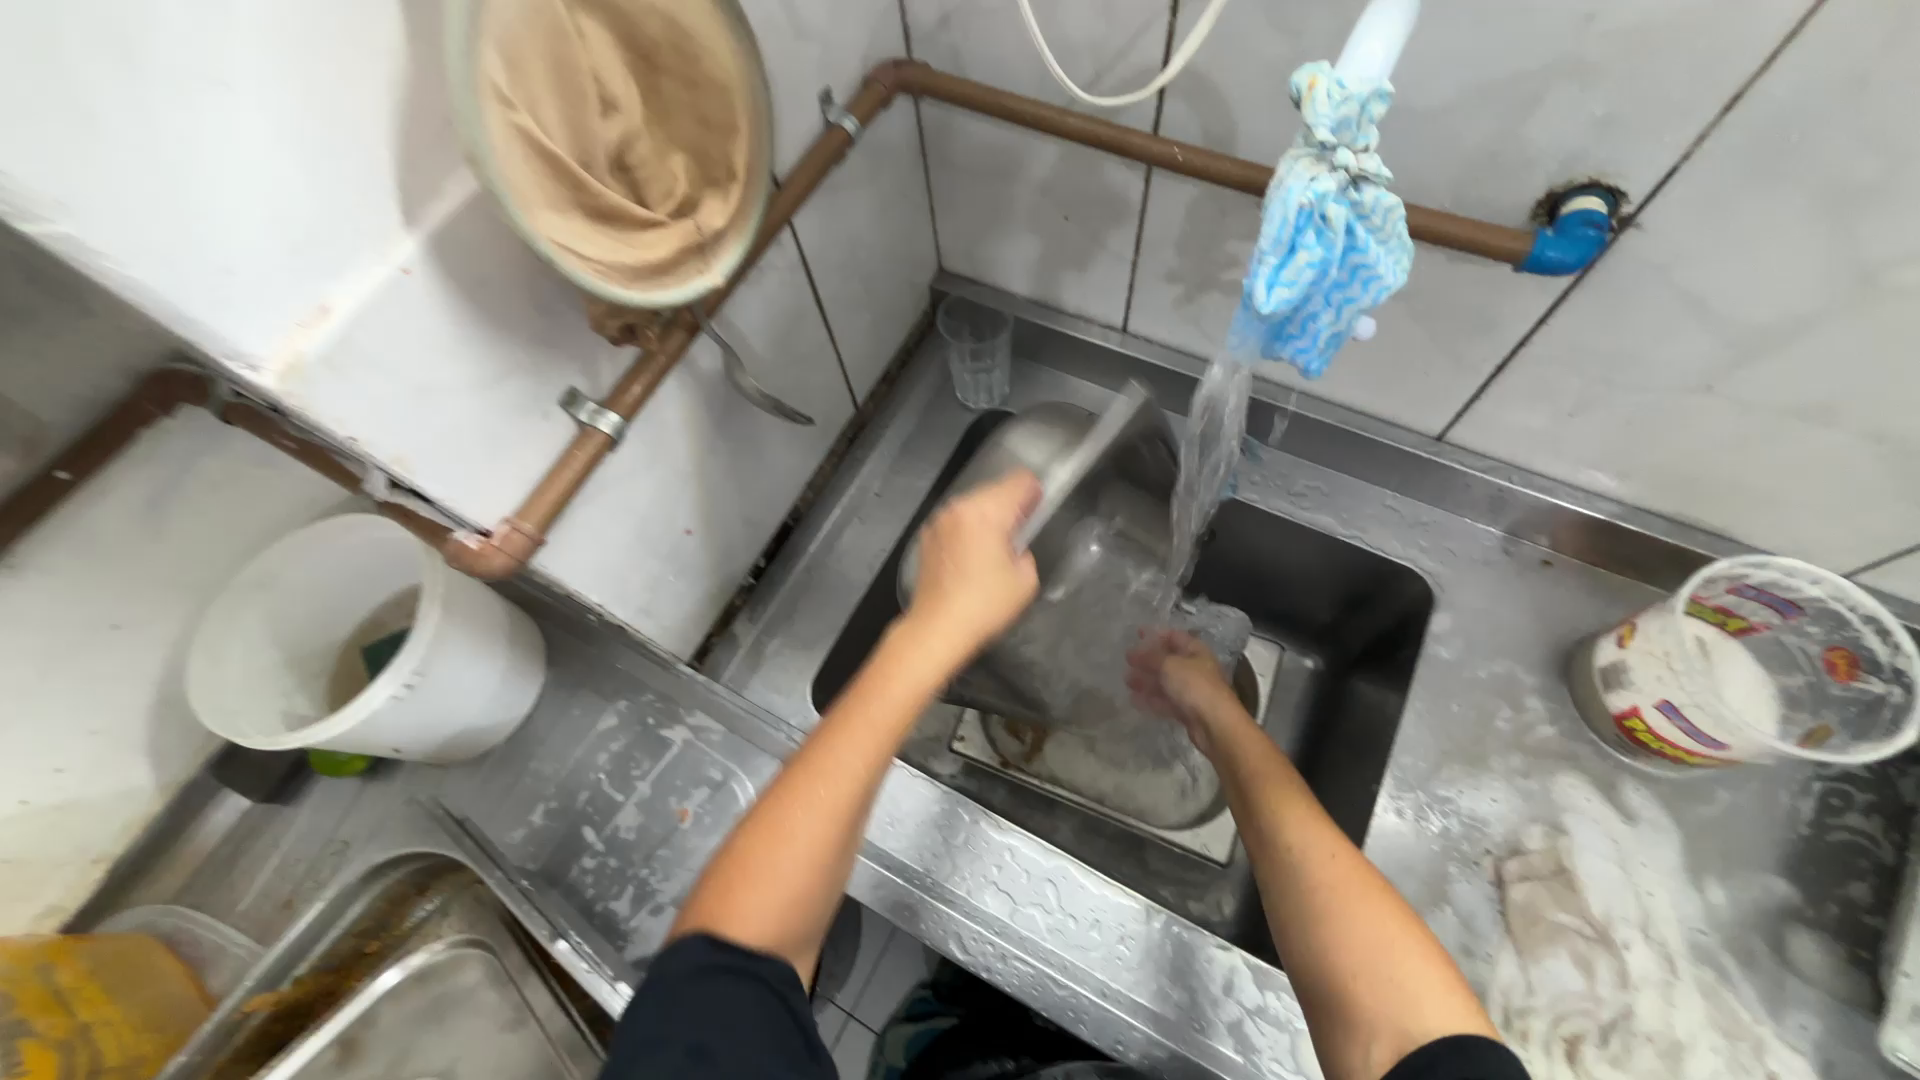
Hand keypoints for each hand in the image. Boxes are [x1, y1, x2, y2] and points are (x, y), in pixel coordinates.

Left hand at [902, 469, 1041, 664]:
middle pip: (994, 490)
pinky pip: (956, 521)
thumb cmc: (985, 605)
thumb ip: (1025, 550)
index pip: (1019, 481)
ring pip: (973, 505)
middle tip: (1018, 536)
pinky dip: (967, 530)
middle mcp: (959, 507)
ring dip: (987, 518)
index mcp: (987, 512)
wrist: (936, 628)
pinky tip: (971, 556)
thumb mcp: (1026, 580)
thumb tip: (1014, 545)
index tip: (1037, 512)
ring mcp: (939, 520)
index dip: (1034, 492)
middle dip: (1009, 507)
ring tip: (993, 548)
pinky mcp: (926, 536)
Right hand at [1125, 629, 1248, 758]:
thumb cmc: (1194, 685)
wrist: (1214, 724)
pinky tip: (1135, 700)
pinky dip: (1151, 699)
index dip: (1156, 634)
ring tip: (1127, 681)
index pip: (1175, 637)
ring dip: (1147, 680)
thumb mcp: (1169, 664)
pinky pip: (1166, 701)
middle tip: (1127, 660)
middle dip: (1147, 660)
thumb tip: (1135, 652)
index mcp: (1196, 651)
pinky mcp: (1187, 711)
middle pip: (1168, 660)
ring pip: (1166, 682)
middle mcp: (1195, 669)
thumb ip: (1151, 656)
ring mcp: (1192, 691)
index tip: (1137, 633)